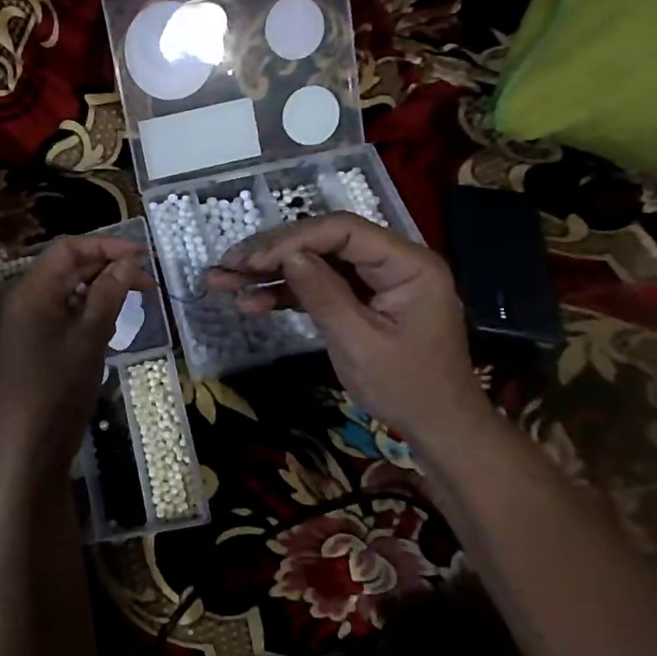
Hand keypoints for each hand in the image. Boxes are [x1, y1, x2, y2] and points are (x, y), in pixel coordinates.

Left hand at [0, 236, 155, 472]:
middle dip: (107, 268)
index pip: (68, 248)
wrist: (28, 443)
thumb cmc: (58, 387)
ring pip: (69, 292)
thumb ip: (108, 295)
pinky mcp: (37, 345)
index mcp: (32, 291)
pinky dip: (90, 313)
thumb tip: (129, 262)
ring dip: (101, 291)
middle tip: (147, 283)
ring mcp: (30, 324)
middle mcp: (27, 300)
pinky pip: (65, 316)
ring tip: (136, 301)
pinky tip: (113, 325)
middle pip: (68, 268)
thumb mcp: (90, 338)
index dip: (106, 245)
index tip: (144, 256)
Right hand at [208, 212, 486, 438]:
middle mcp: (392, 262)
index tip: (251, 261)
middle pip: (323, 242)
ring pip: (313, 264)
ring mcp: (373, 281)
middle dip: (272, 253)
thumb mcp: (360, 343)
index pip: (344, 231)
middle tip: (226, 266)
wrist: (435, 424)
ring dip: (268, 274)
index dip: (293, 240)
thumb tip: (288, 256)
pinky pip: (316, 288)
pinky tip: (249, 303)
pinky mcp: (358, 301)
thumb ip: (325, 295)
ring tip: (221, 281)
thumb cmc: (406, 386)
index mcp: (408, 264)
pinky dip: (283, 295)